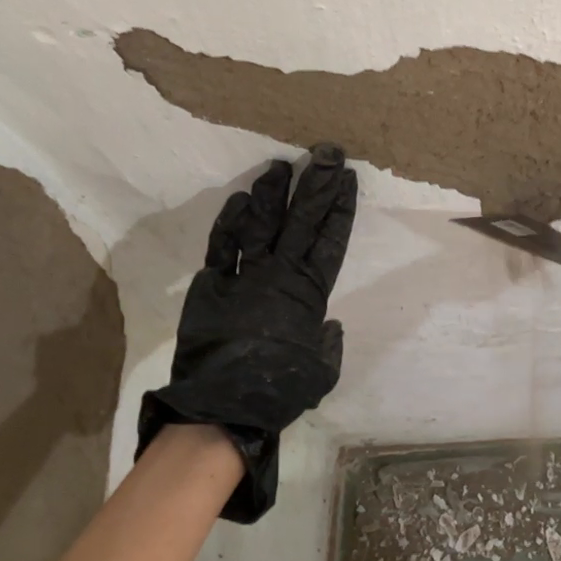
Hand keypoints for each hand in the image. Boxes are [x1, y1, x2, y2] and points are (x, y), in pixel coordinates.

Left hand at [137, 144, 356, 522]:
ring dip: (274, 193)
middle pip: (302, 222)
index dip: (341, 209)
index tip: (349, 179)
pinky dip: (231, 221)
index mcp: (310, 295)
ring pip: (262, 224)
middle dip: (316, 185)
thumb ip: (328, 344)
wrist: (224, 407)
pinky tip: (242, 198)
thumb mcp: (322, 371)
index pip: (331, 241)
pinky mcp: (211, 286)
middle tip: (326, 153)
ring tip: (282, 164)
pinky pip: (222, 246)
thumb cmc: (281, 391)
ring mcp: (244, 277)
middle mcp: (280, 276)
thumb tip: (329, 326)